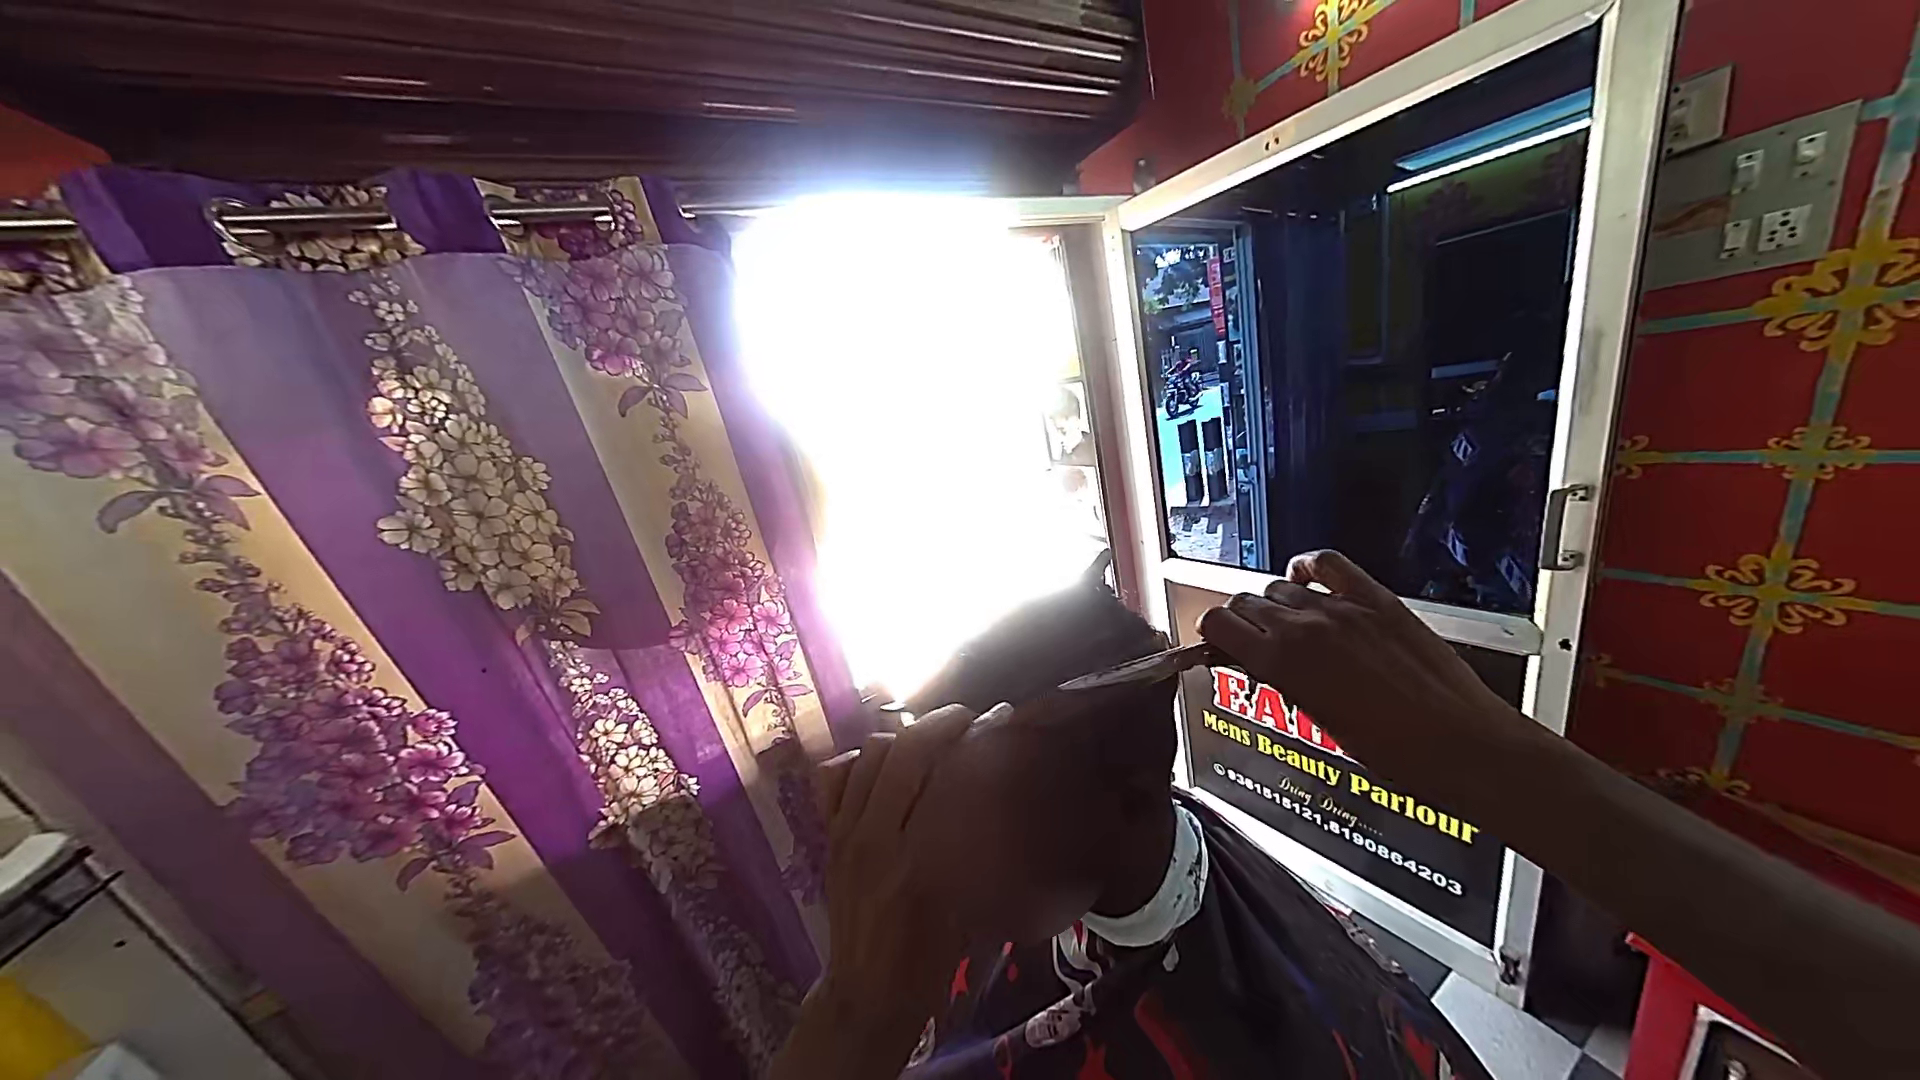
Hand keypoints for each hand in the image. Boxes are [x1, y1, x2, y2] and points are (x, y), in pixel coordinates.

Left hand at [782, 705, 976, 1078]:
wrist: (868, 992)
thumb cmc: (930, 956)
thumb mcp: (968, 903)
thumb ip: (974, 840)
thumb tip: (990, 781)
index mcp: (920, 862)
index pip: (947, 776)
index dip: (975, 740)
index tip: (998, 720)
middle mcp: (877, 839)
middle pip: (907, 750)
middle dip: (942, 722)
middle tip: (966, 721)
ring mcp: (846, 833)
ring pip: (872, 753)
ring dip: (905, 736)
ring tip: (928, 739)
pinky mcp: (828, 836)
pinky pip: (835, 776)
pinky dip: (859, 760)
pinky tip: (881, 766)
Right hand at [1197, 550, 1544, 801]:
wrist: (1461, 746)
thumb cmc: (1392, 748)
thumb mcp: (1313, 717)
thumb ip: (1278, 679)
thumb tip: (1259, 662)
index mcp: (1280, 662)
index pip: (1217, 622)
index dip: (1213, 630)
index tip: (1219, 639)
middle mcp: (1302, 628)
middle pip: (1243, 600)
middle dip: (1240, 619)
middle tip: (1252, 637)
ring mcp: (1339, 609)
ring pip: (1277, 584)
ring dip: (1274, 601)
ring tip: (1288, 620)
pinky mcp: (1374, 599)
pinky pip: (1326, 563)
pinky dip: (1308, 568)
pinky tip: (1308, 582)